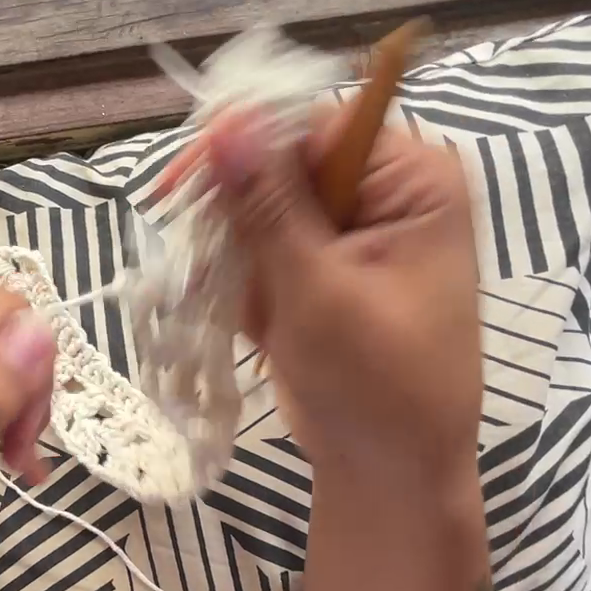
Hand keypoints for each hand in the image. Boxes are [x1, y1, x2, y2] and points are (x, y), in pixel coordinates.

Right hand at [164, 104, 482, 484]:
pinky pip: (258, 253)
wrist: (386, 465)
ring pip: (257, 213)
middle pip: (279, 166)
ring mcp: (343, 235)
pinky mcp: (314, 271)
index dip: (244, 144)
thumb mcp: (319, 290)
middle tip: (204, 267)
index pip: (312, 125)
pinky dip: (240, 286)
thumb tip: (226, 124)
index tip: (180, 183)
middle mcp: (379, 194)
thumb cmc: (376, 382)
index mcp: (409, 180)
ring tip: (247, 312)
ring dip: (234, 261)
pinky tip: (254, 325)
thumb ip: (270, 207)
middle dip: (235, 219)